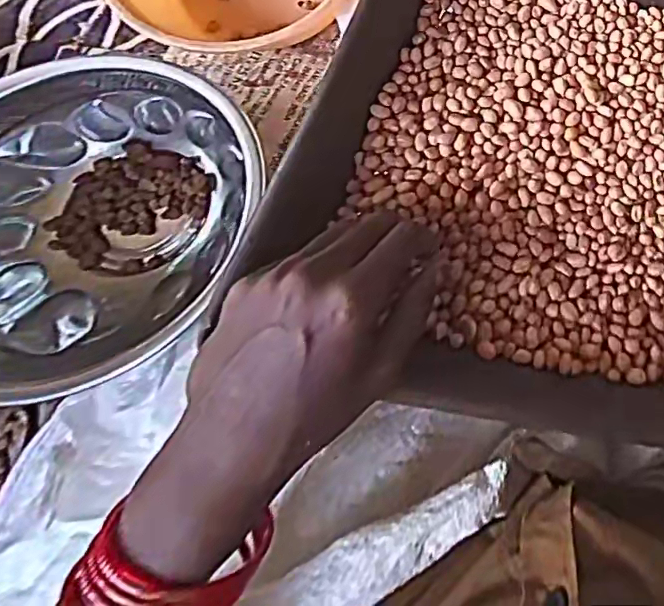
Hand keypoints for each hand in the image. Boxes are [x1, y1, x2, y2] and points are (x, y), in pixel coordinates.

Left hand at [118, 211, 438, 582]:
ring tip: (363, 273)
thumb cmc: (311, 415)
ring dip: (359, 242)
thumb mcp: (381, 371)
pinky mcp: (248, 279)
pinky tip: (319, 295)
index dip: (424, 237)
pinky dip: (321, 263)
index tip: (429, 247)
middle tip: (404, 252)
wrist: (228, 441)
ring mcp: (276, 273)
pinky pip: (298, 254)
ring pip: (334, 232)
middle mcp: (312, 274)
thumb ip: (414, 310)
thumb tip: (434, 268)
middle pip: (370, 221)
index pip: (402, 237)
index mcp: (351, 299)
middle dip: (395, 231)